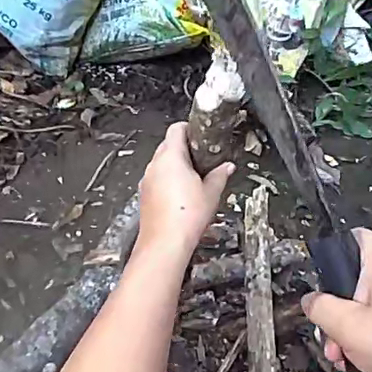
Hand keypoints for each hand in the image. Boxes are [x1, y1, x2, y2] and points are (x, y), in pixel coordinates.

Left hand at [135, 122, 233, 262]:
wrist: (165, 243)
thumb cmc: (186, 216)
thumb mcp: (212, 192)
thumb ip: (220, 175)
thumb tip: (227, 167)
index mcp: (171, 156)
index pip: (177, 129)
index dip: (190, 129)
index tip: (201, 136)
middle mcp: (155, 165)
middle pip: (168, 145)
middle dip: (185, 150)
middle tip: (203, 160)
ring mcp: (146, 180)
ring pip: (161, 164)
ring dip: (175, 167)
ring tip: (194, 180)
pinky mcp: (144, 195)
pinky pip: (156, 180)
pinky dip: (167, 182)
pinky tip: (182, 196)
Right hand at [301, 229, 371, 371]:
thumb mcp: (346, 326)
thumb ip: (320, 308)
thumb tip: (310, 301)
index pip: (357, 237)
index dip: (335, 249)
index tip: (320, 272)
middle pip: (353, 282)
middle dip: (335, 310)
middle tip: (330, 330)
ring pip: (363, 309)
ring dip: (347, 332)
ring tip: (342, 355)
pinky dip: (364, 343)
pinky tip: (358, 363)